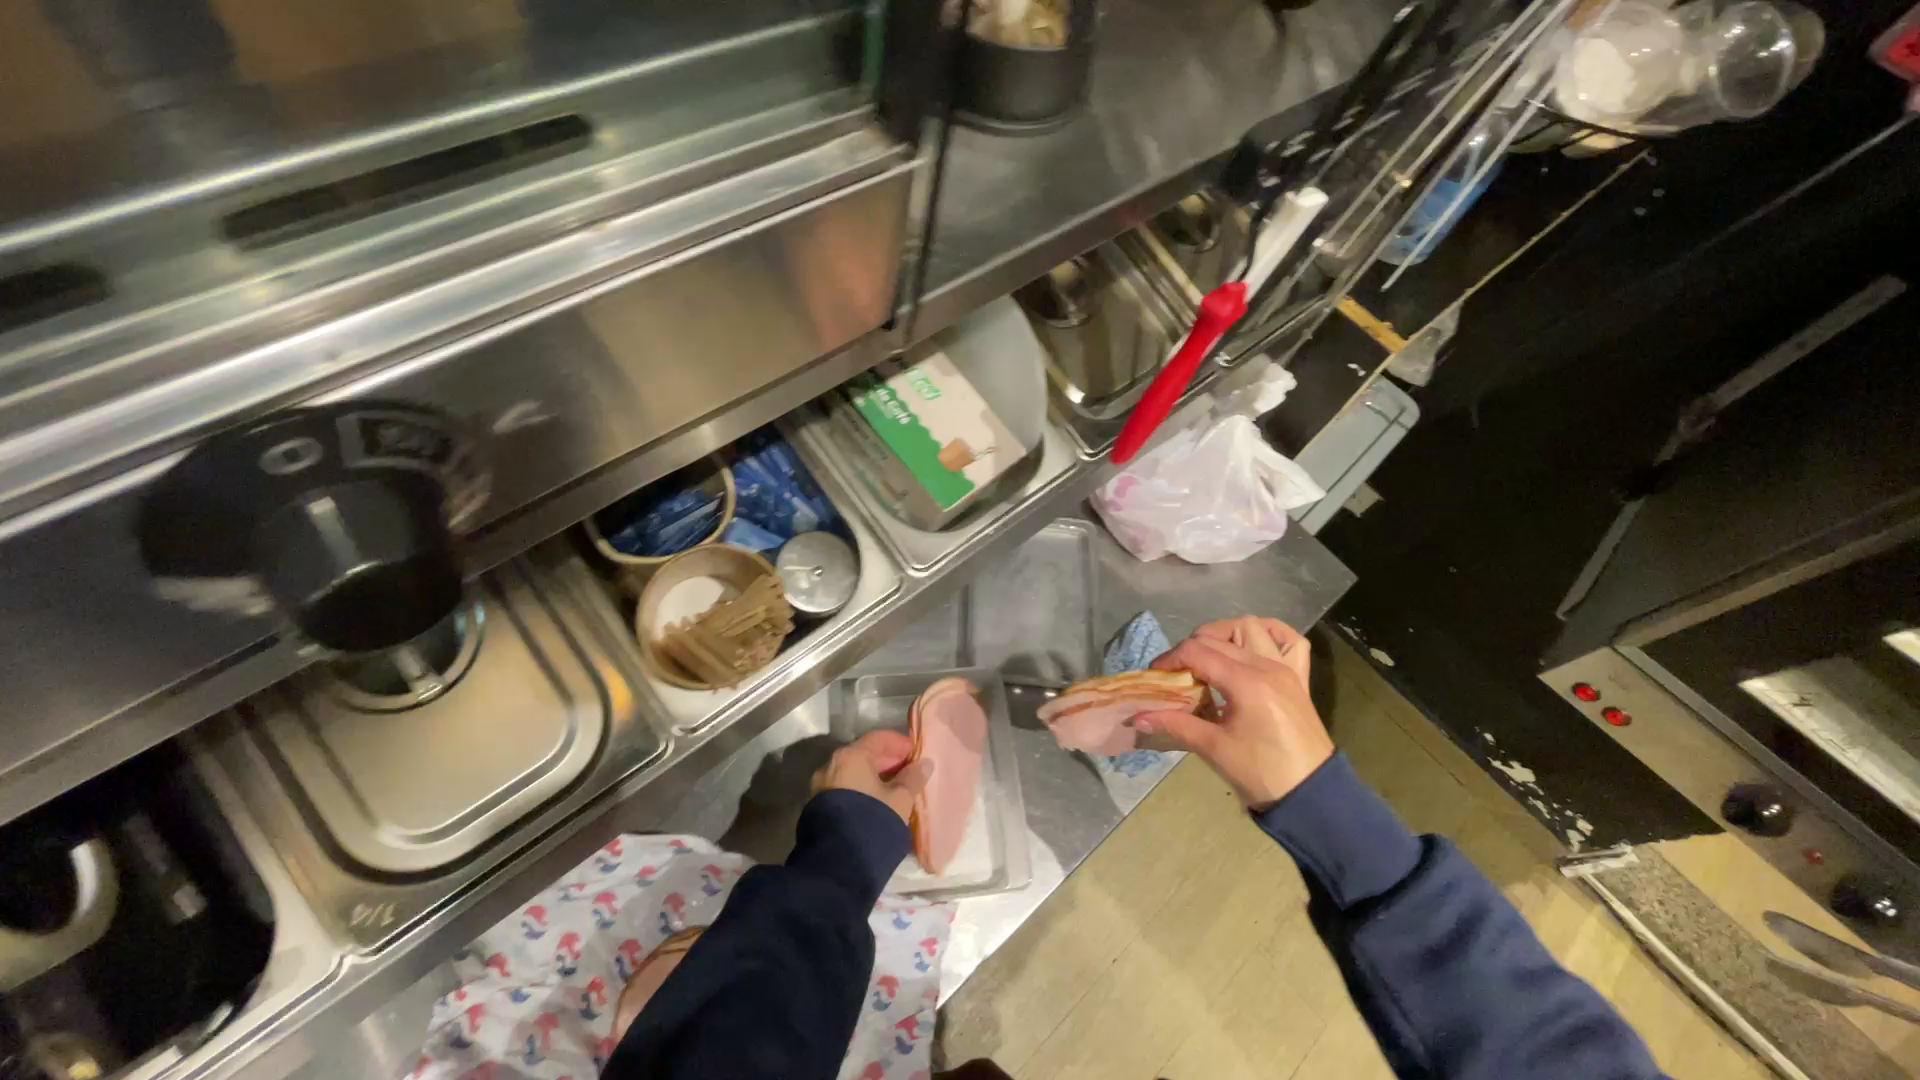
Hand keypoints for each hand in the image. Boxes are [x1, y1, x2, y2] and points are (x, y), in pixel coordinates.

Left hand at [812, 730, 932, 824]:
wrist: (837, 863)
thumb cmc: (873, 821)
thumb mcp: (900, 800)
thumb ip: (913, 778)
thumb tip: (924, 764)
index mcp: (850, 756)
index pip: (879, 738)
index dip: (901, 744)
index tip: (918, 755)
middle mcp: (831, 765)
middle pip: (864, 754)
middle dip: (889, 761)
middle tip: (911, 773)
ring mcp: (821, 786)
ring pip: (854, 773)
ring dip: (875, 777)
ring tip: (897, 790)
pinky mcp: (818, 806)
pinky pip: (845, 789)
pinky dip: (862, 790)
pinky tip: (878, 803)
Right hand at [1135, 616, 1332, 810]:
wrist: (1312, 796)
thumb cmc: (1261, 774)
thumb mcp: (1214, 749)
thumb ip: (1176, 724)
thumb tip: (1138, 716)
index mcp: (1247, 682)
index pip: (1197, 651)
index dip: (1170, 659)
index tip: (1155, 677)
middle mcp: (1268, 665)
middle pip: (1217, 637)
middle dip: (1189, 650)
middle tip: (1176, 675)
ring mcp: (1287, 668)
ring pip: (1250, 627)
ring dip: (1223, 635)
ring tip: (1209, 660)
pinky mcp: (1298, 677)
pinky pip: (1288, 639)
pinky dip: (1267, 634)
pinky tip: (1249, 648)